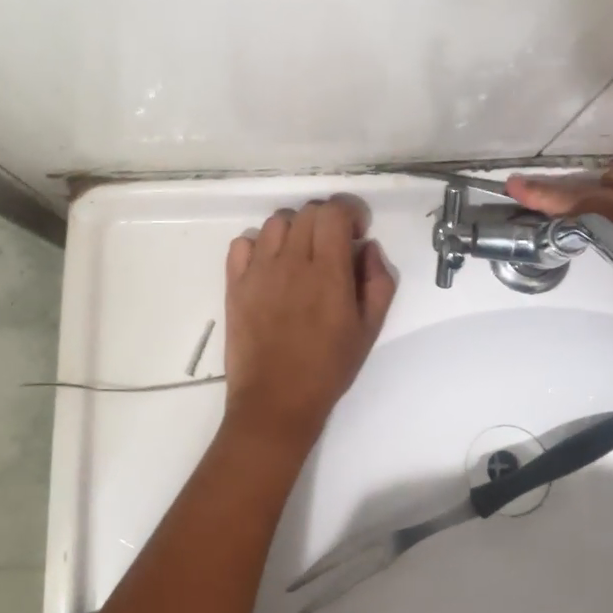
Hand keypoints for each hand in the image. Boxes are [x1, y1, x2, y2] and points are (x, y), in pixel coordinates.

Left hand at [223, 199, 395, 450]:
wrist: (275, 400)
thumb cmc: (328, 368)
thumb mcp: (369, 329)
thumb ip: (378, 281)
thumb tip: (368, 248)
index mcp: (328, 272)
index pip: (334, 212)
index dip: (349, 211)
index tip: (357, 231)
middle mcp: (291, 262)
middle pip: (306, 212)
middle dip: (326, 220)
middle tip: (334, 245)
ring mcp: (258, 271)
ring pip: (275, 222)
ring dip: (294, 229)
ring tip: (301, 254)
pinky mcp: (234, 283)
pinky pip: (242, 243)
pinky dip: (258, 244)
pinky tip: (271, 266)